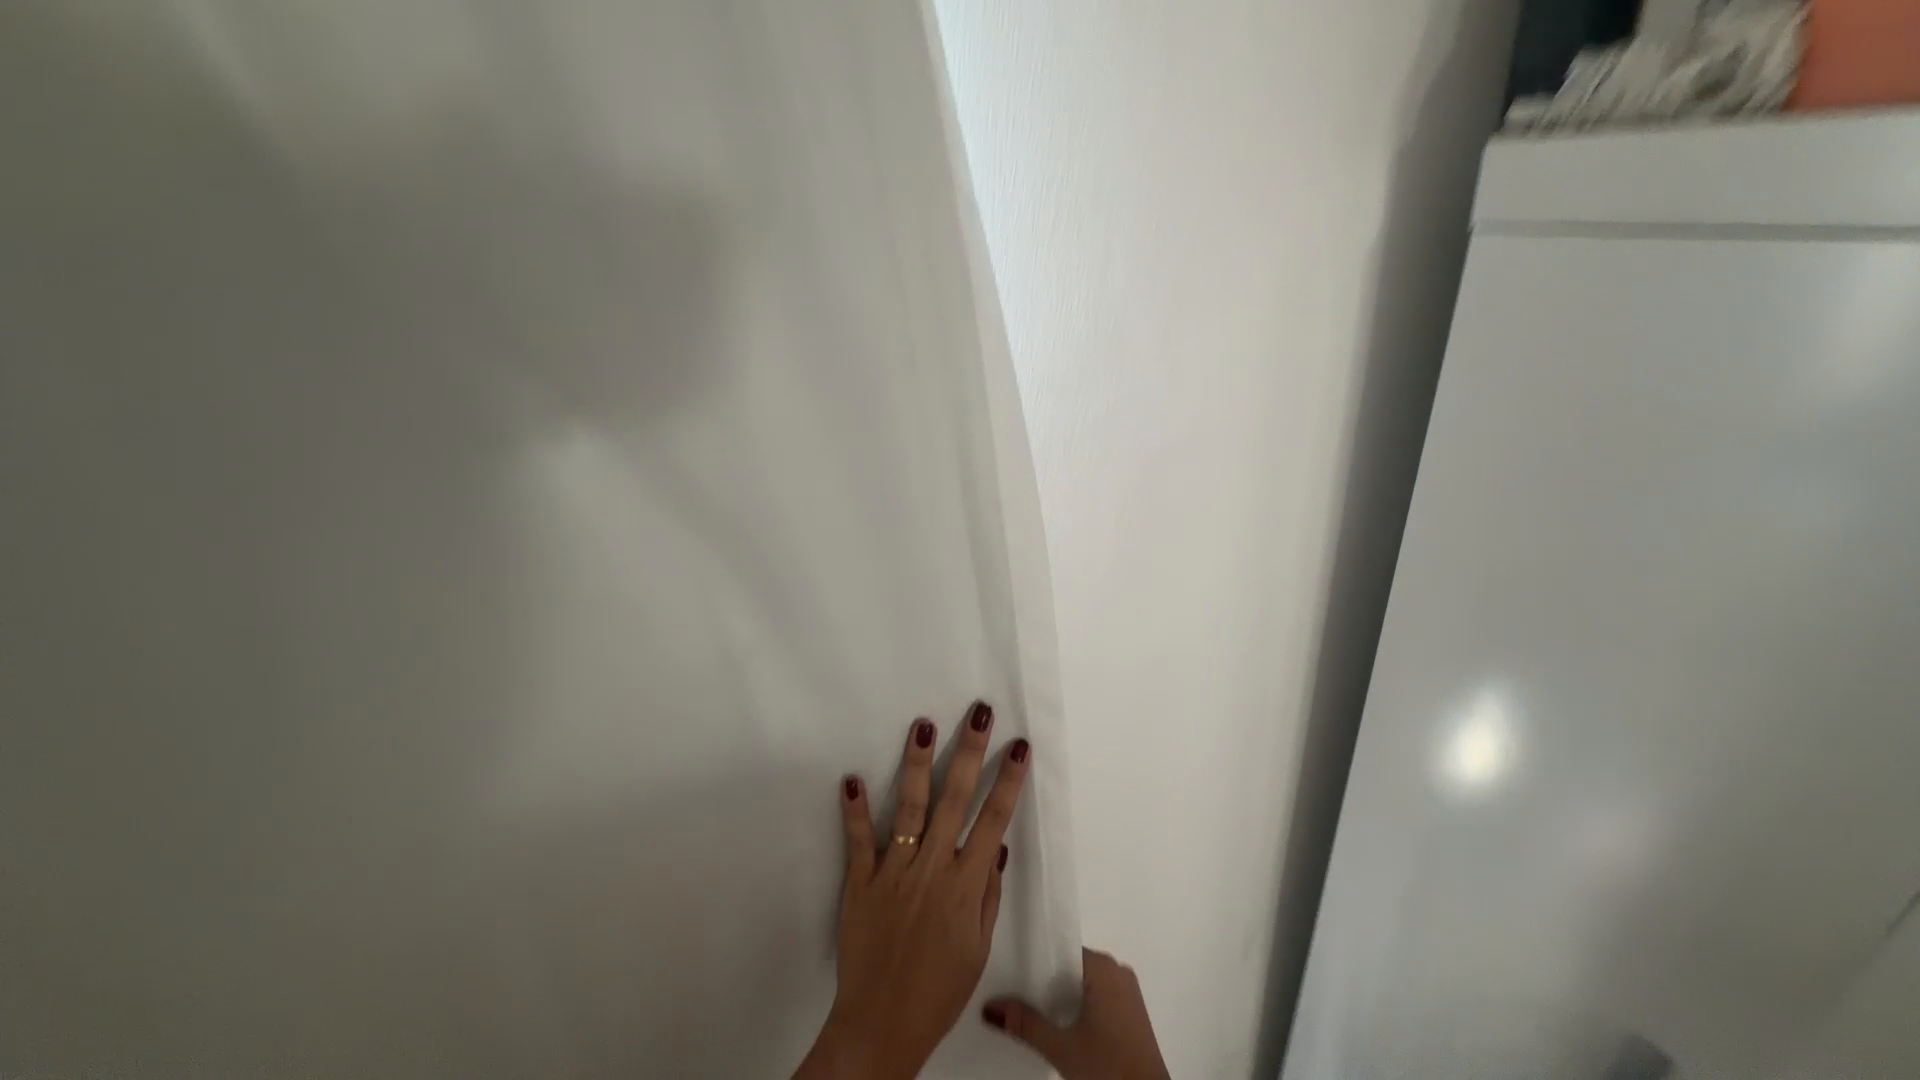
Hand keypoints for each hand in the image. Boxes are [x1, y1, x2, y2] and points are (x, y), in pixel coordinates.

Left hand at [794, 702, 1030, 1079]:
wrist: (883, 1024)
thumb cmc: (939, 990)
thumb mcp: (978, 948)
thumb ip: (988, 896)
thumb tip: (996, 848)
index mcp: (967, 886)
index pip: (994, 821)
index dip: (1008, 782)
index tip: (1018, 748)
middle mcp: (933, 870)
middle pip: (955, 801)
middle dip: (969, 754)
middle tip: (978, 714)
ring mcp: (894, 873)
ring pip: (910, 809)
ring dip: (918, 765)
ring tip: (923, 726)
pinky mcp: (861, 883)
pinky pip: (859, 841)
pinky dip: (855, 810)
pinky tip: (853, 778)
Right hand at [983, 948, 1171, 1079]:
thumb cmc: (1108, 1066)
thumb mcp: (1060, 1047)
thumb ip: (1024, 1023)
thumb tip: (989, 1008)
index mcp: (1103, 967)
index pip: (1060, 950)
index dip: (1035, 961)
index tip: (1012, 972)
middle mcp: (1117, 970)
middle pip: (1071, 966)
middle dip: (1045, 981)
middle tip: (1015, 993)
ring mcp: (1127, 991)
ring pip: (1083, 983)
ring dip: (1061, 996)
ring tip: (1032, 1010)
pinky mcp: (1131, 1012)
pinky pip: (1097, 996)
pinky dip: (1078, 1006)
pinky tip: (1060, 1024)